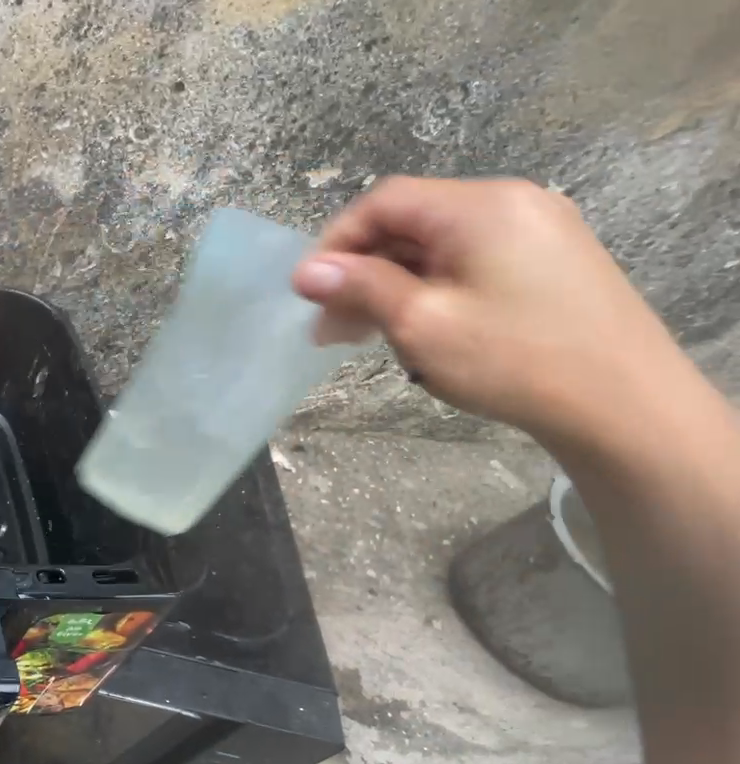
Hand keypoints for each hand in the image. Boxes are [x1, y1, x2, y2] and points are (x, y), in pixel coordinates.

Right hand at [290, 176, 695, 446]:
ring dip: (386, 285)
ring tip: (360, 335)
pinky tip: (410, 327)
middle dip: (358, 271)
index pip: (384, 202)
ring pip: (433, 247)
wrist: (618, 399)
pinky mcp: (544, 261)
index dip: (336, 242)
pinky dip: (424, 289)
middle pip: (409, 223)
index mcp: (480, 208)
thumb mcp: (419, 322)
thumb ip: (360, 287)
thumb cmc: (510, 357)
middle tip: (328, 327)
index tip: (309, 293)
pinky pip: (463, 261)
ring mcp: (533, 231)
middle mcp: (510, 205)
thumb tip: (305, 271)